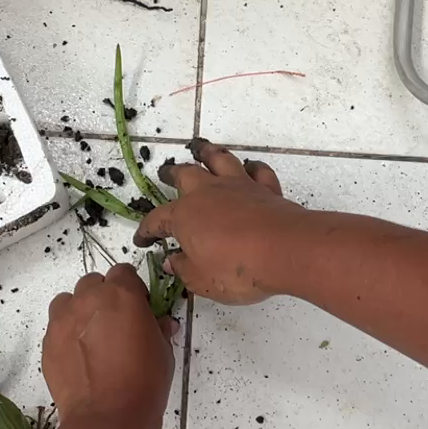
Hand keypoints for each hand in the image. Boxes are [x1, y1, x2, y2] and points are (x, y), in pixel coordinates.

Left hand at [42, 264, 174, 427]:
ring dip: (80, 310)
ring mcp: (63, 319)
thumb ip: (158, 327)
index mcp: (122, 294)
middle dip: (104, 297)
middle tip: (115, 324)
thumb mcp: (162, 350)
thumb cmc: (143, 382)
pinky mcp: (48, 342)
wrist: (107, 417)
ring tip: (91, 337)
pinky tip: (79, 357)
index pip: (123, 272)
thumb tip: (161, 323)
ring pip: (68, 300)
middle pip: (93, 283)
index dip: (131, 288)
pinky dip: (66, 334)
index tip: (137, 307)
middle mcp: (89, 299)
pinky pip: (56, 326)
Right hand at [136, 139, 309, 304]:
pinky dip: (252, 168)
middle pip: (185, 175)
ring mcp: (238, 186)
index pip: (157, 220)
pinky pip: (258, 171)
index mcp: (184, 215)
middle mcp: (208, 193)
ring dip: (208, 153)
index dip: (147, 231)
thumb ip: (183, 269)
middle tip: (165, 172)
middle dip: (172, 174)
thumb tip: (171, 261)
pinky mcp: (266, 189)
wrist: (284, 249)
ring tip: (201, 149)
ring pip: (219, 159)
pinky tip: (250, 168)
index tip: (142, 240)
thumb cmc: (236, 268)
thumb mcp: (201, 279)